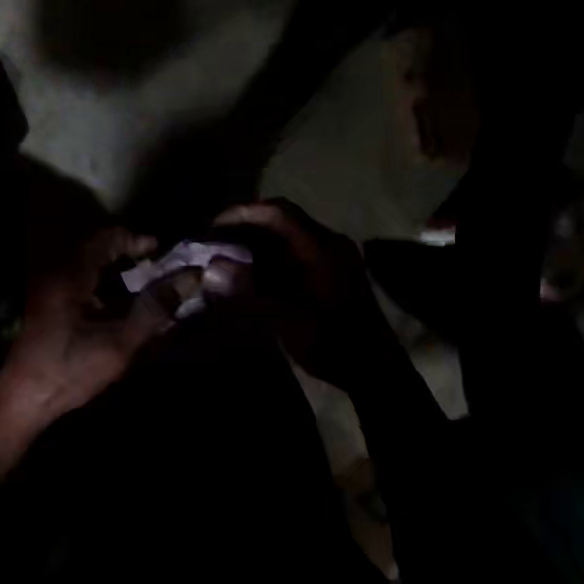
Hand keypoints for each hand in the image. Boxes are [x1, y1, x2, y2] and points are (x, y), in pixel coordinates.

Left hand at [0, 228, 199, 430]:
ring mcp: (48, 291)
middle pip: (99, 252)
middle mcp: (57, 274)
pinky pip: (80, 287)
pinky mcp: (46, 309)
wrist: (21, 401)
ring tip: (145, 292)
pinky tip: (119, 312)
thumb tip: (190, 276)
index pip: (108, 238)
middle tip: (158, 272)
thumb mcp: (119, 342)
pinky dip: (103, 291)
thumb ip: (155, 308)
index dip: (138, 241)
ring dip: (118, 275)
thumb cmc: (69, 370)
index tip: (162, 252)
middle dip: (130, 258)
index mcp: (72, 274)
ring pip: (90, 270)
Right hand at [214, 199, 406, 391]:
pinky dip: (267, 257)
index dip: (242, 214)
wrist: (374, 370)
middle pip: (280, 220)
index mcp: (322, 246)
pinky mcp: (327, 273)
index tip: (211, 228)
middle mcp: (327, 243)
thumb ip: (250, 288)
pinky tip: (248, 273)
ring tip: (223, 257)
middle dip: (244, 228)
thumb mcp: (288, 316)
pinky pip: (292, 253)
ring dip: (254, 242)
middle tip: (212, 243)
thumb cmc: (333, 341)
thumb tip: (210, 268)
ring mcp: (330, 258)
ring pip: (285, 237)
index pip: (277, 212)